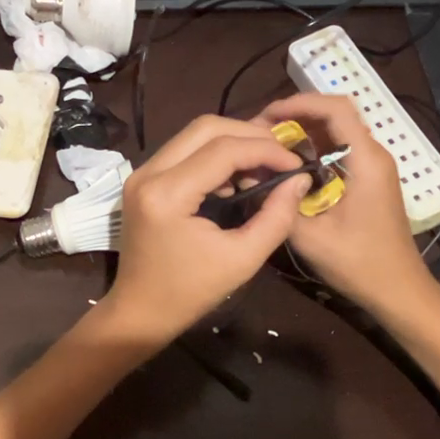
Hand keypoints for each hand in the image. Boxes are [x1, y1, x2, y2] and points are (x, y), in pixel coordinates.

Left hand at [104, 115, 307, 343]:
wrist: (140, 311)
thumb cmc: (190, 292)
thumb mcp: (242, 259)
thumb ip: (276, 217)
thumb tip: (299, 179)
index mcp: (167, 194)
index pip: (223, 149)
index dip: (266, 150)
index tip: (297, 164)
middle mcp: (148, 174)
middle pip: (206, 127)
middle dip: (249, 135)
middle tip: (281, 157)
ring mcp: (141, 174)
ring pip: (193, 135)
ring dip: (232, 143)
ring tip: (262, 169)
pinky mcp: (142, 180)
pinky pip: (183, 151)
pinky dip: (213, 156)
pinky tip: (235, 180)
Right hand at [255, 94, 439, 322]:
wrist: (397, 290)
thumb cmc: (359, 263)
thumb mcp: (310, 237)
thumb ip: (280, 203)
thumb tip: (252, 178)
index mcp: (365, 161)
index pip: (335, 108)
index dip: (299, 103)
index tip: (266, 116)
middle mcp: (372, 155)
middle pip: (333, 116)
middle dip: (294, 118)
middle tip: (258, 133)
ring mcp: (371, 168)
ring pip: (334, 134)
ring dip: (300, 135)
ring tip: (265, 148)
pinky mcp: (366, 181)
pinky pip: (337, 153)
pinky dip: (310, 153)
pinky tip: (285, 169)